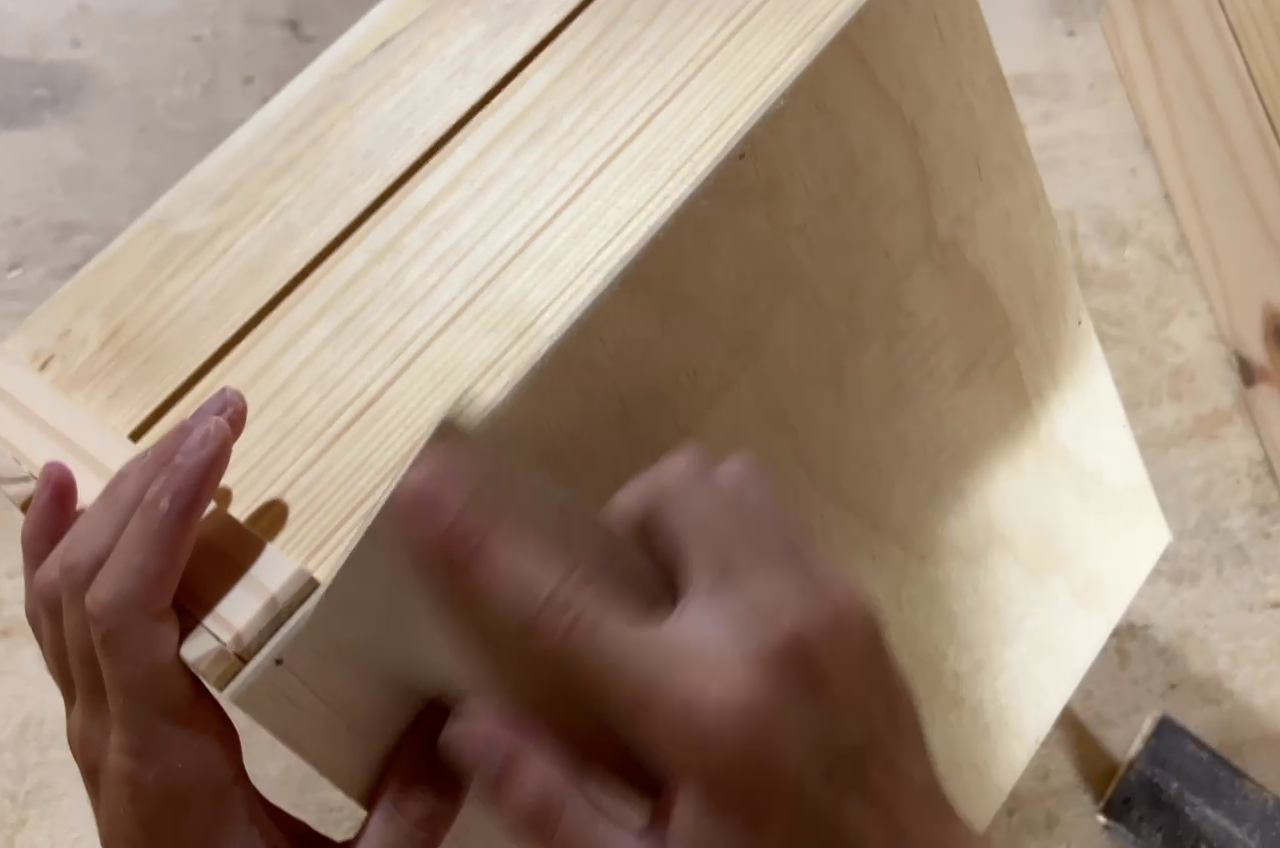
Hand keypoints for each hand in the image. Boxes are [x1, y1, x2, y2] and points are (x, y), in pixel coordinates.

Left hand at [21, 389, 464, 846]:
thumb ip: (403, 818)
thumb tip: (462, 727)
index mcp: (161, 752)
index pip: (129, 613)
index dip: (165, 517)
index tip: (223, 441)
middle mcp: (105, 724)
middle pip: (89, 579)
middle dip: (158, 480)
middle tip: (230, 411)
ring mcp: (89, 716)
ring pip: (62, 589)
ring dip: (120, 498)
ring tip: (188, 433)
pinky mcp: (99, 707)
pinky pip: (51, 614)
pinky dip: (48, 540)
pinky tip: (61, 485)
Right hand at [394, 441, 983, 847]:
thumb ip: (550, 801)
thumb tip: (467, 724)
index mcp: (698, 706)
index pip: (561, 604)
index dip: (479, 542)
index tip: (424, 485)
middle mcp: (764, 622)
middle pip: (672, 489)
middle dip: (623, 523)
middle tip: (619, 594)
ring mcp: (821, 595)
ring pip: (730, 479)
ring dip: (682, 518)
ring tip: (675, 594)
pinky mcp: (855, 593)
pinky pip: (774, 514)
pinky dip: (733, 536)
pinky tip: (734, 614)